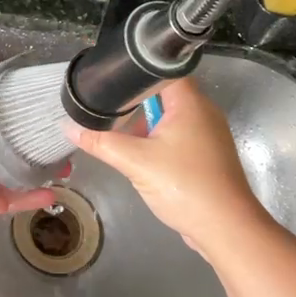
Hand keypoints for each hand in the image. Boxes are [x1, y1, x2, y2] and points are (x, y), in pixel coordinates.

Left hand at [0, 49, 57, 235]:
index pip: (0, 112)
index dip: (21, 107)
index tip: (47, 101)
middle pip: (16, 142)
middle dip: (39, 140)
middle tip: (66, 136)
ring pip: (20, 170)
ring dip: (42, 169)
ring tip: (67, 165)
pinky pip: (14, 199)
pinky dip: (32, 198)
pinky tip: (54, 195)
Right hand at [65, 77, 271, 249]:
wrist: (226, 229)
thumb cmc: (184, 185)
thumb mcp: (135, 162)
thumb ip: (101, 142)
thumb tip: (69, 126)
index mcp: (190, 103)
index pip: (162, 69)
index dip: (136, 68)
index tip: (109, 73)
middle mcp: (203, 112)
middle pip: (164, 93)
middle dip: (134, 99)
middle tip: (104, 101)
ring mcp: (208, 134)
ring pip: (170, 117)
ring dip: (146, 122)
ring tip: (116, 126)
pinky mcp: (208, 155)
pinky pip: (178, 136)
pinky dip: (158, 139)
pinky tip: (139, 152)